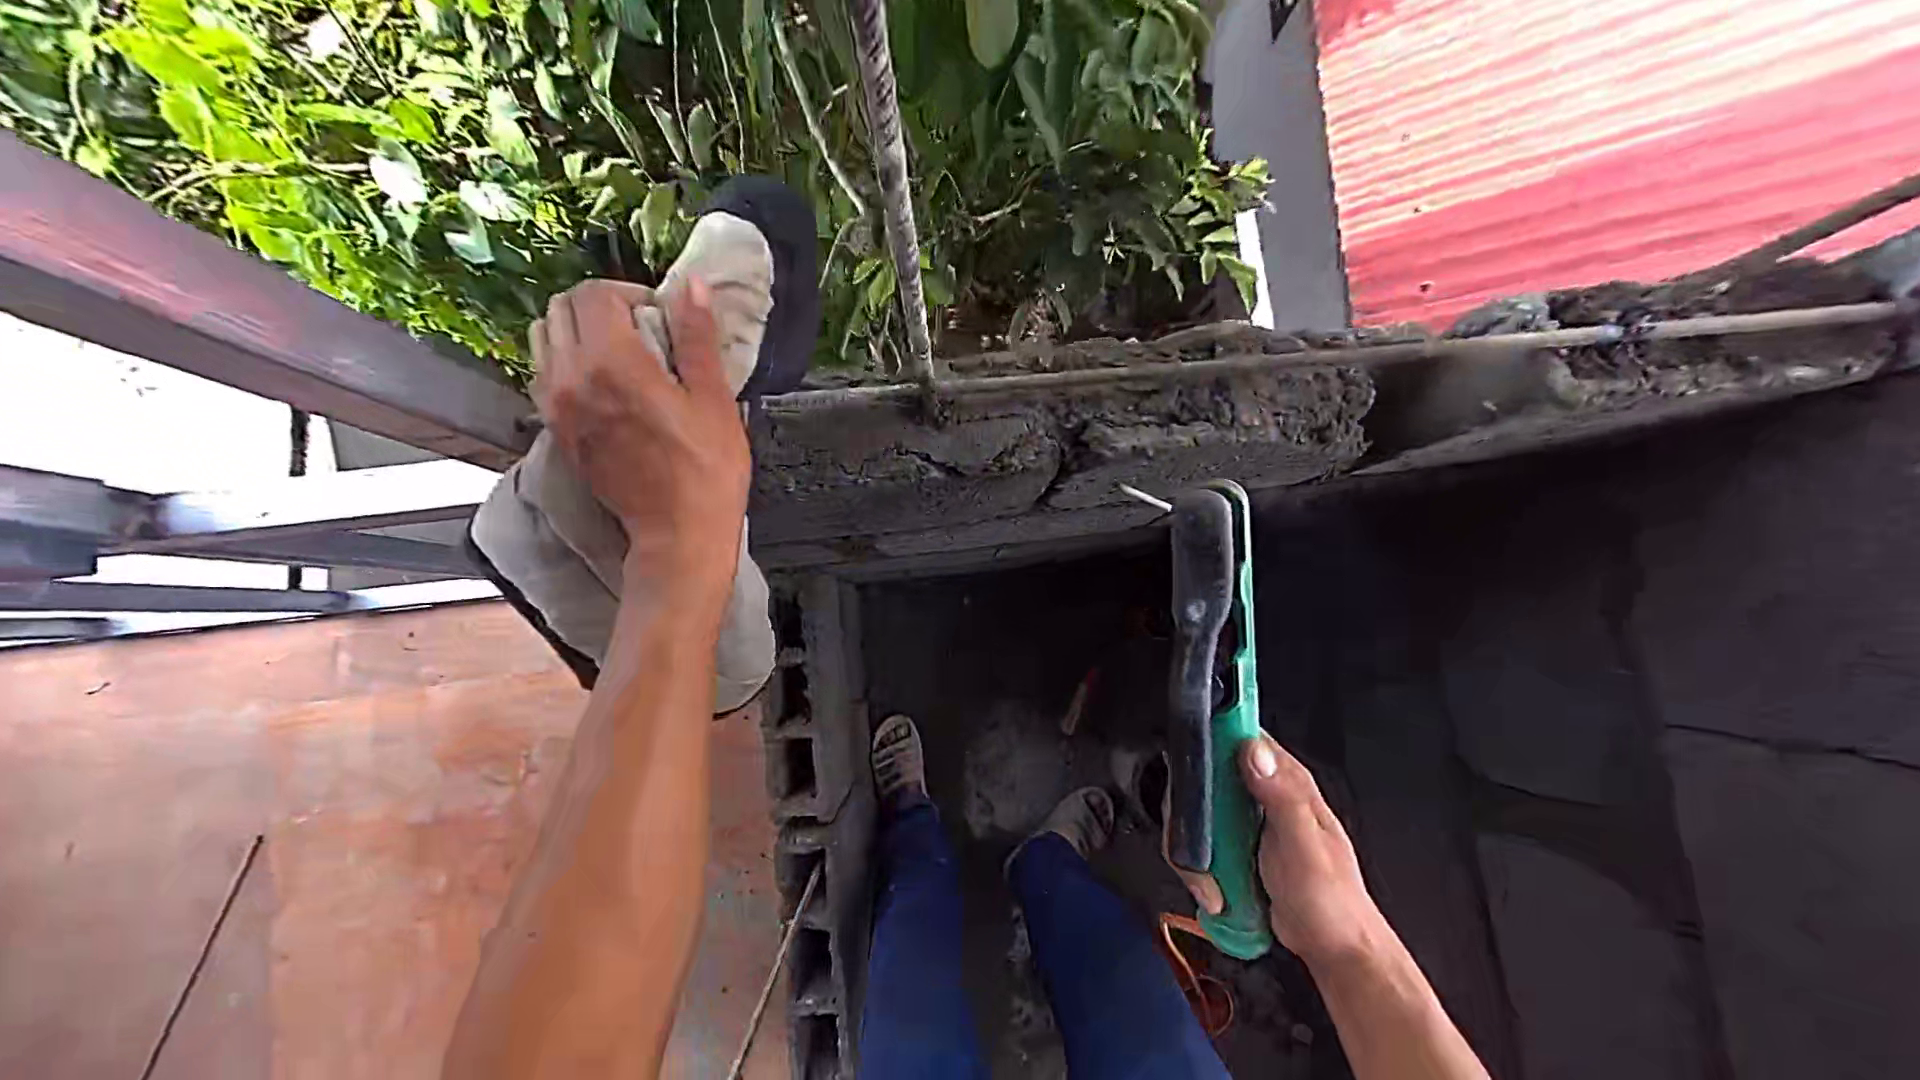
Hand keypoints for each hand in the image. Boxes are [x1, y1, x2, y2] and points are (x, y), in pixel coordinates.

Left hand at [530, 278, 750, 588]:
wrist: (678, 531)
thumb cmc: (706, 471)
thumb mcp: (713, 400)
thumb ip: (696, 339)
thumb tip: (690, 287)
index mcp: (613, 364)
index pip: (596, 294)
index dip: (631, 293)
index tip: (661, 315)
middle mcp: (571, 378)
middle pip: (562, 308)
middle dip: (601, 307)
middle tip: (643, 330)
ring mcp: (557, 406)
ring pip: (545, 338)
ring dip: (578, 331)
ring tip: (621, 355)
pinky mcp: (557, 430)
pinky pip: (544, 373)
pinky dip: (567, 361)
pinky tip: (605, 383)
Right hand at [1169, 732, 1383, 963]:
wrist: (1331, 949)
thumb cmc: (1332, 900)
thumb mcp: (1307, 846)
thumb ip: (1282, 796)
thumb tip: (1253, 750)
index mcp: (1284, 776)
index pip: (1236, 735)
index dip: (1209, 742)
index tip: (1195, 776)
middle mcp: (1259, 788)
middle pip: (1200, 776)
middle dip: (1192, 817)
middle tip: (1206, 851)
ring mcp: (1240, 816)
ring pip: (1191, 811)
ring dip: (1194, 851)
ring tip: (1215, 883)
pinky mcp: (1227, 840)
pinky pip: (1193, 839)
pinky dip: (1196, 865)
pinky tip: (1215, 889)